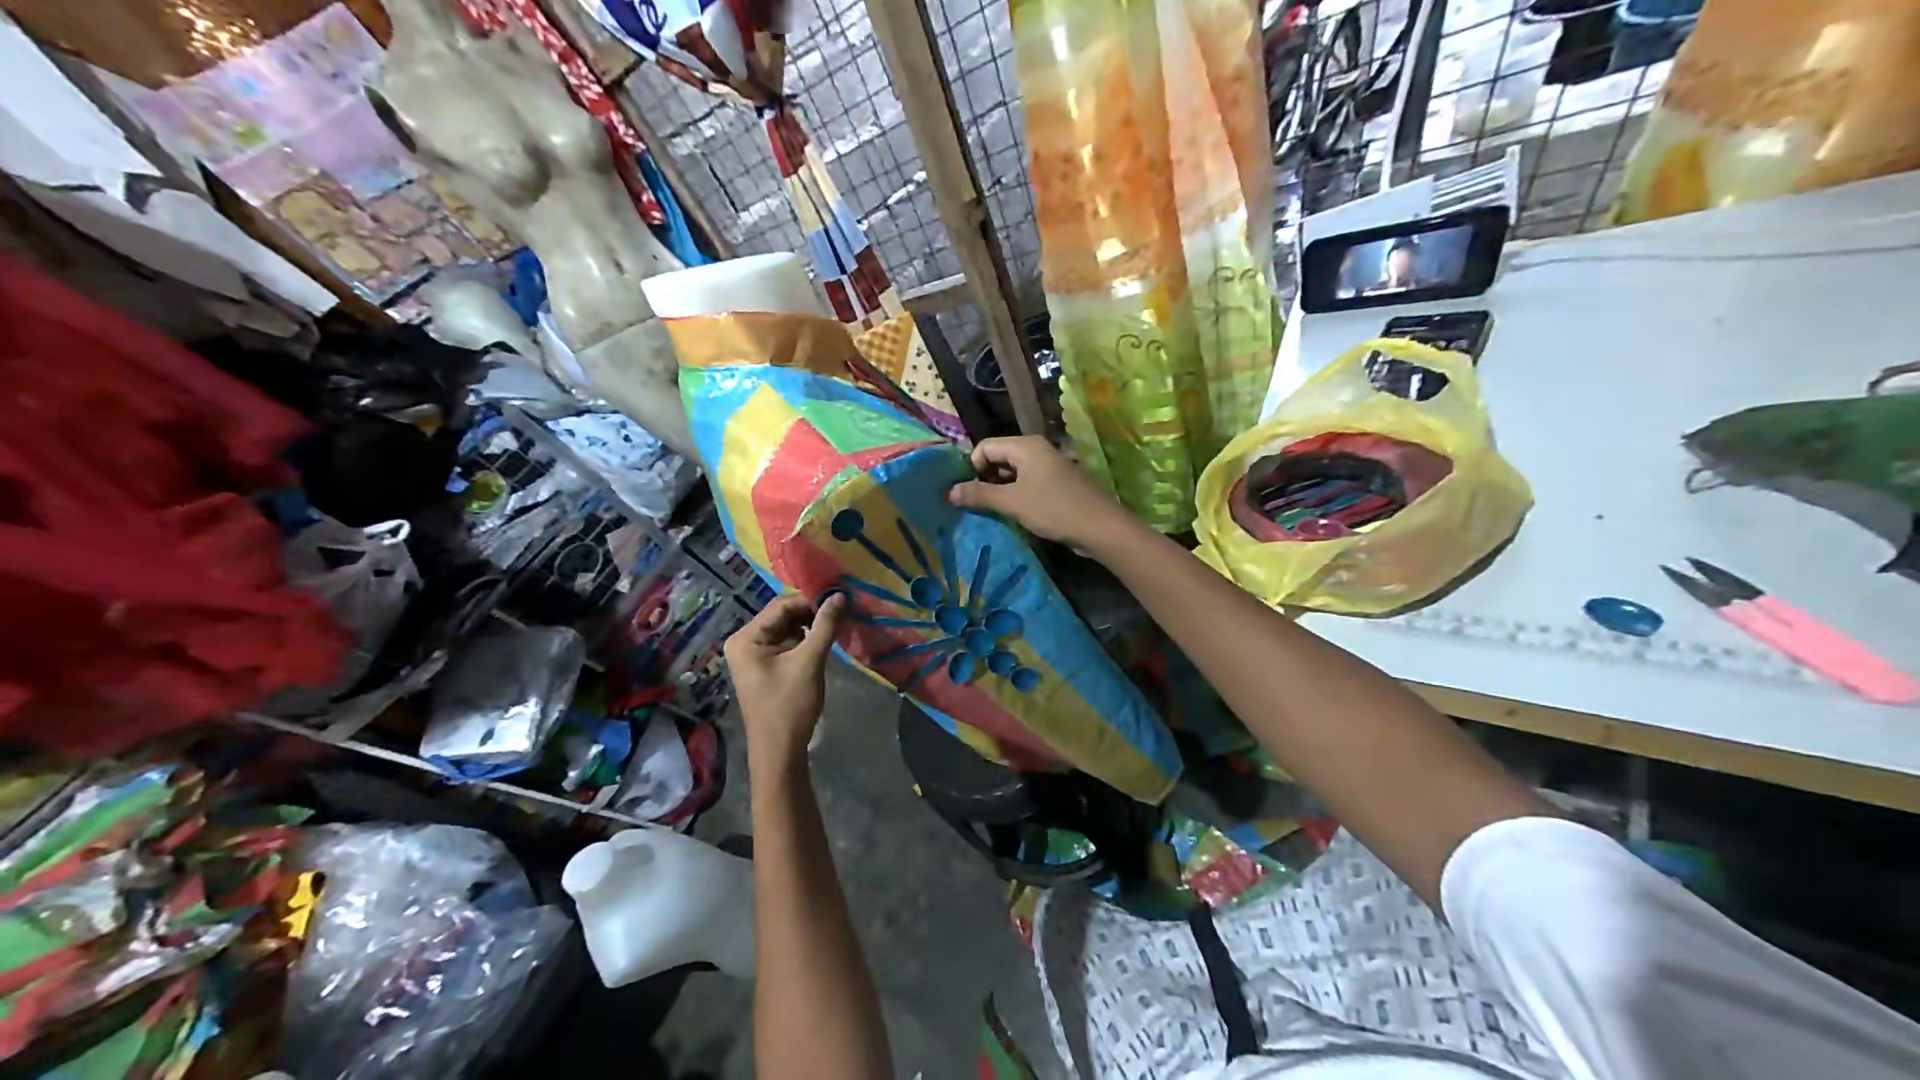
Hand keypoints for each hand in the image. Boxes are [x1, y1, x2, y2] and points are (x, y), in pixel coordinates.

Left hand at [725, 593, 845, 766]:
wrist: (779, 752)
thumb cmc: (790, 706)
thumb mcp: (809, 662)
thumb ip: (825, 626)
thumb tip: (841, 595)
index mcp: (745, 638)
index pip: (781, 606)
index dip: (810, 600)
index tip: (840, 600)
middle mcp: (743, 642)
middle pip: (782, 616)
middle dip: (811, 613)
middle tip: (841, 612)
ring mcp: (752, 656)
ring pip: (786, 629)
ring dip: (810, 626)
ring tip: (837, 624)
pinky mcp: (764, 667)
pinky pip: (786, 643)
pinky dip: (805, 640)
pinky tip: (824, 640)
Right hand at [947, 436, 1133, 550]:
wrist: (1100, 526)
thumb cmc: (1053, 509)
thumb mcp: (1011, 502)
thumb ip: (979, 494)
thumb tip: (949, 491)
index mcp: (1025, 445)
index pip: (985, 447)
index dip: (973, 468)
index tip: (973, 493)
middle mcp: (1037, 448)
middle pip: (999, 456)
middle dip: (986, 478)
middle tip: (983, 503)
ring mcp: (1049, 464)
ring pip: (1014, 470)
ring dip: (1002, 488)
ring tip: (999, 510)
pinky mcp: (1058, 480)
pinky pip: (1028, 480)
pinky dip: (1018, 493)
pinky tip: (1019, 512)